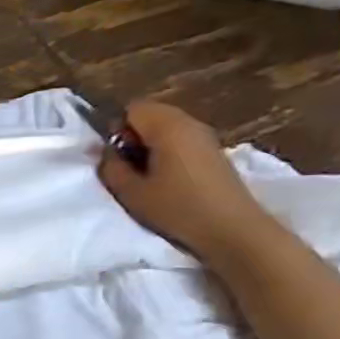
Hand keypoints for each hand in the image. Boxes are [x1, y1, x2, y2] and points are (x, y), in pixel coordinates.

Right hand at [97, 100, 275, 262]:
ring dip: (152, 148)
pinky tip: (172, 183)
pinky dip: (171, 154)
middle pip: (151, 115)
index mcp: (166, 125)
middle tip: (131, 171)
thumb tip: (106, 153)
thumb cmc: (179, 209)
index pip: (131, 109)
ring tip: (150, 179)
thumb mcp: (133, 193)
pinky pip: (183, 141)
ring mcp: (205, 136)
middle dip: (134, 138)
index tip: (117, 159)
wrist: (234, 230)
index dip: (117, 130)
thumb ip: (111, 168)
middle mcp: (188, 121)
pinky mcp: (215, 152)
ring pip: (167, 129)